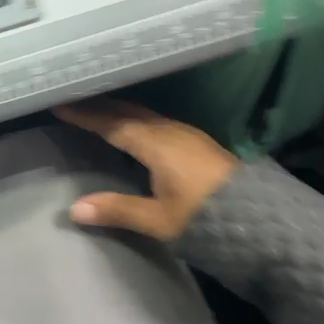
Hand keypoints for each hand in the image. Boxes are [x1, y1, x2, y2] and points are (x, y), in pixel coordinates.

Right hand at [54, 100, 239, 239]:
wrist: (263, 221)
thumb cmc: (207, 218)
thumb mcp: (158, 220)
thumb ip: (117, 210)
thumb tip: (74, 209)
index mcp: (157, 144)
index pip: (112, 124)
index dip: (85, 116)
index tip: (60, 106)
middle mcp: (171, 132)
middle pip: (129, 113)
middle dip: (101, 107)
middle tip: (74, 102)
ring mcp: (188, 136)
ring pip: (145, 116)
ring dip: (120, 112)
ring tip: (99, 112)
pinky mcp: (199, 144)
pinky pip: (158, 122)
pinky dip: (136, 120)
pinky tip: (134, 130)